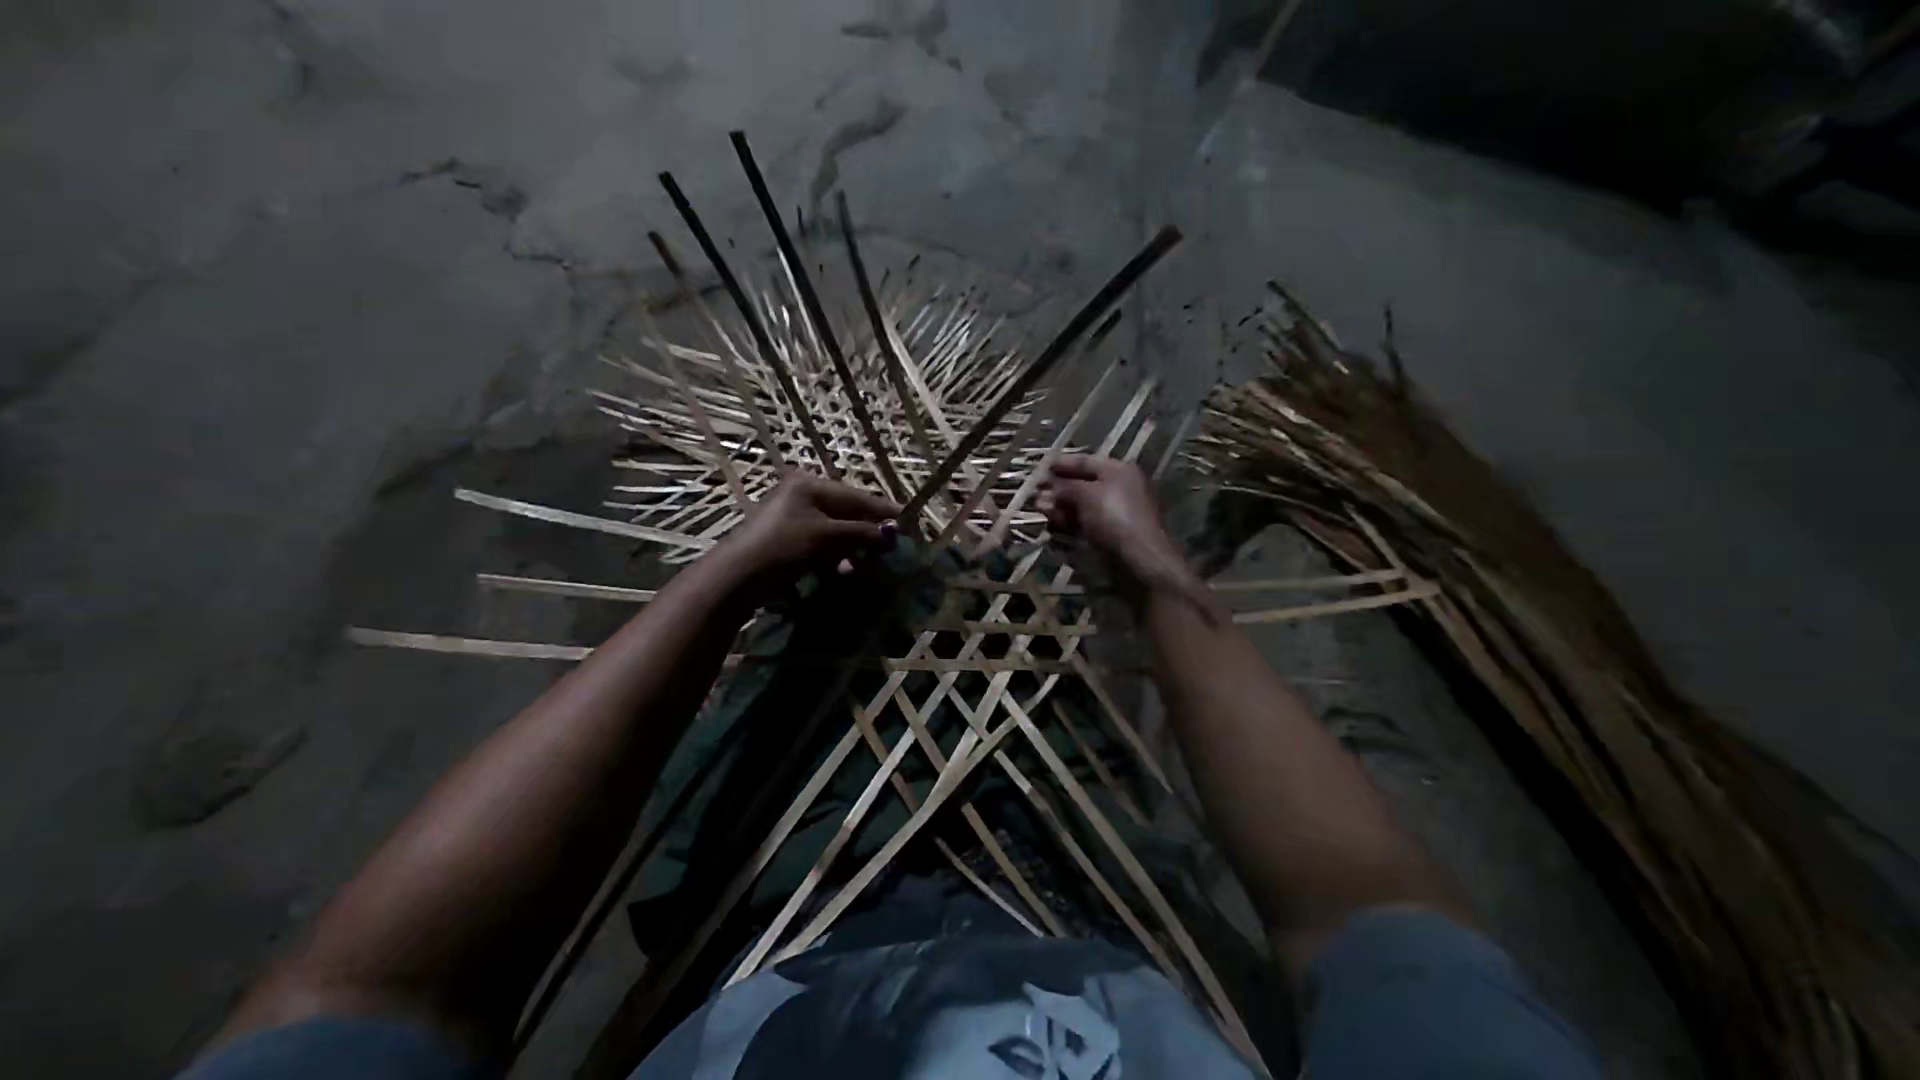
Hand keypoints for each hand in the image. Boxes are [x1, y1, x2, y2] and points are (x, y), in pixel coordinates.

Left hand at [710, 473, 897, 594]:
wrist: (735, 578)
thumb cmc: (782, 547)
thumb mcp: (826, 537)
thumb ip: (862, 532)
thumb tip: (892, 534)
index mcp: (809, 486)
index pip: (856, 496)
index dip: (882, 511)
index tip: (907, 521)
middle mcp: (800, 497)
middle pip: (845, 514)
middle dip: (866, 534)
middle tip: (887, 550)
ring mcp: (791, 519)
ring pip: (833, 533)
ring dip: (850, 550)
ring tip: (861, 568)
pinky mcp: (785, 542)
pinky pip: (819, 546)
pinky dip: (832, 559)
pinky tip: (840, 573)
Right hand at [1037, 455, 1192, 593]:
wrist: (1138, 560)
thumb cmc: (1114, 518)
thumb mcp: (1087, 494)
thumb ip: (1065, 487)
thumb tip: (1047, 491)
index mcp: (1118, 472)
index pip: (1085, 462)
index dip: (1061, 464)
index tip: (1039, 469)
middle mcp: (1117, 490)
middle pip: (1080, 486)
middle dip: (1056, 491)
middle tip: (1035, 496)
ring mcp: (1112, 516)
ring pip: (1078, 509)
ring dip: (1059, 511)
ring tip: (1043, 514)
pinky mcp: (1107, 538)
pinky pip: (1082, 528)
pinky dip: (1066, 528)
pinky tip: (1053, 532)